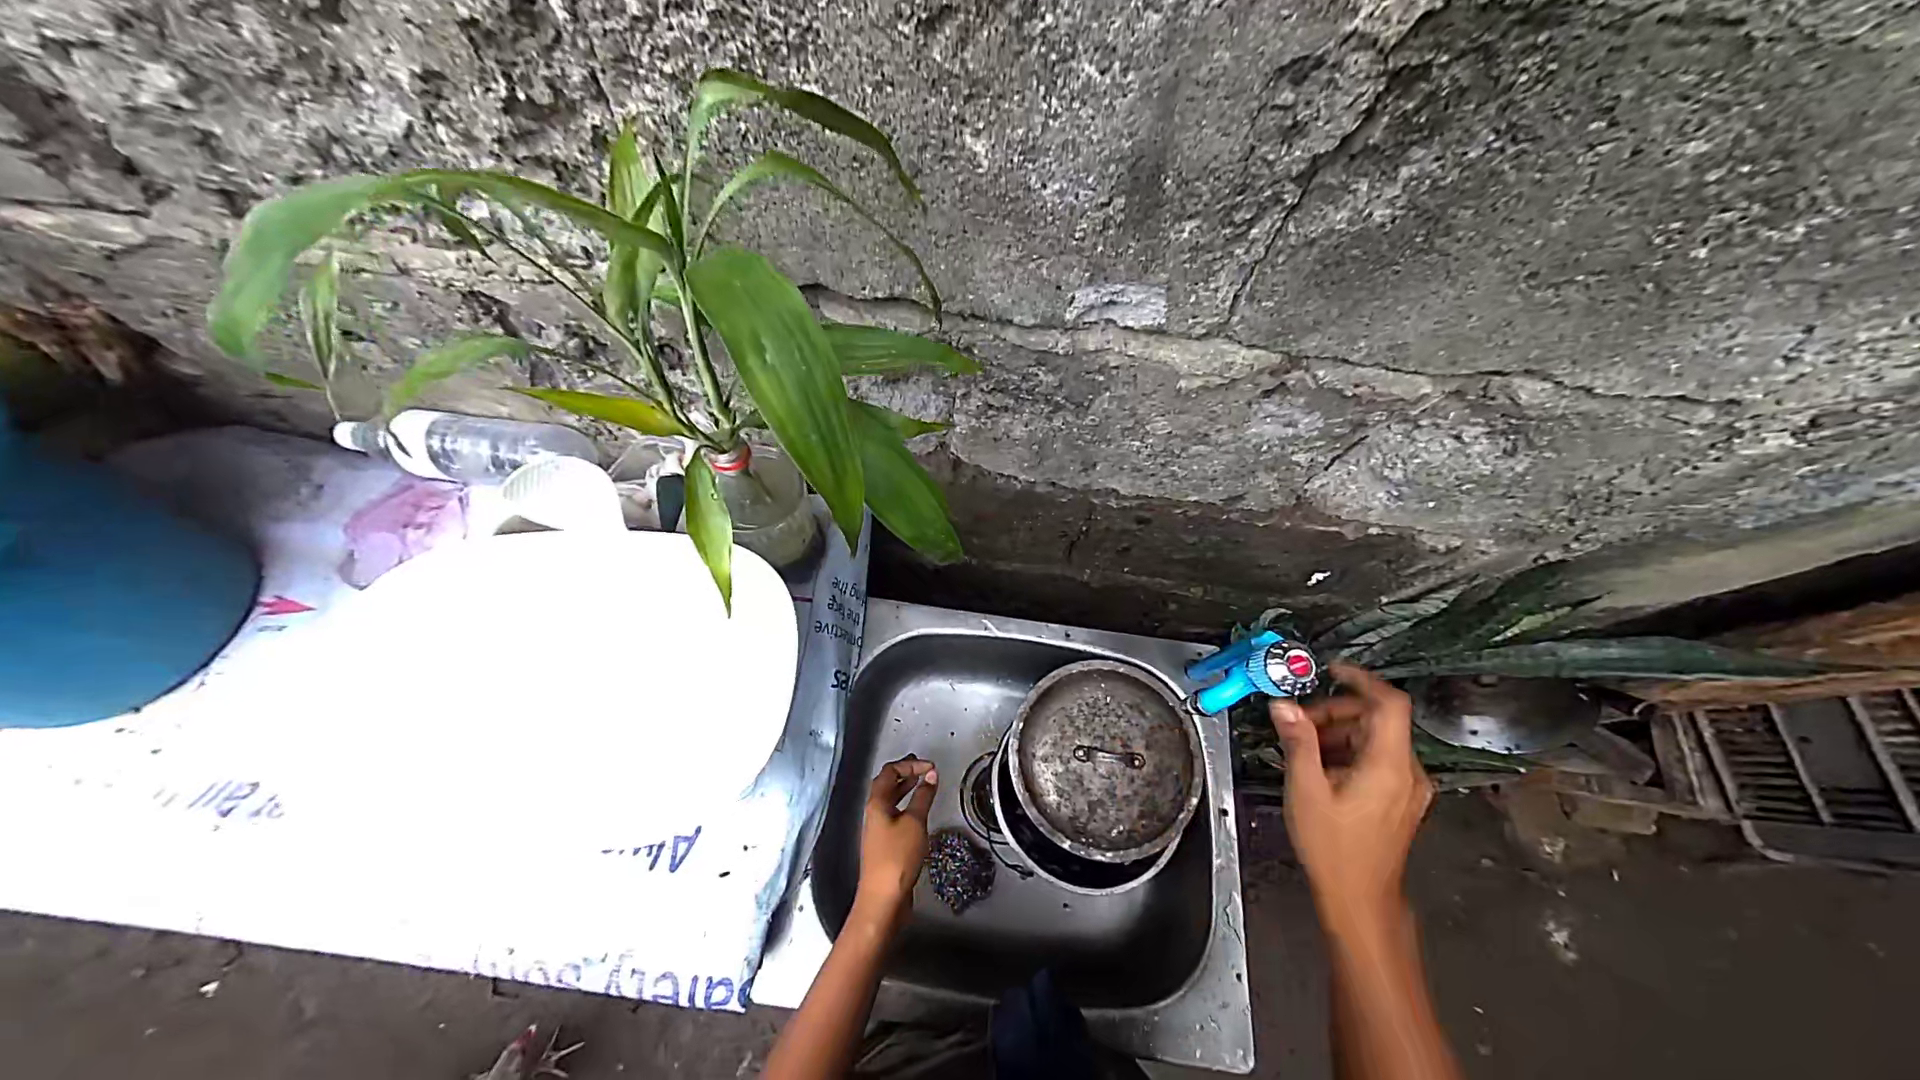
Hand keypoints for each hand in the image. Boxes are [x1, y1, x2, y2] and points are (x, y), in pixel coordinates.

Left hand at [856, 755, 936, 923]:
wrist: (883, 898)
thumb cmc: (898, 857)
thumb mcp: (914, 822)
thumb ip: (923, 797)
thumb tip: (931, 775)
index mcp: (877, 802)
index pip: (889, 771)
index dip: (909, 764)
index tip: (930, 767)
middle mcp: (874, 812)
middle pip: (887, 784)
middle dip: (907, 773)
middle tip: (927, 770)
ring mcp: (878, 829)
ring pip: (891, 800)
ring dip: (907, 789)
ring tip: (925, 785)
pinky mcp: (885, 843)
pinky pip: (895, 814)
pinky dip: (908, 806)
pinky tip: (920, 812)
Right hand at [1270, 663, 1432, 929]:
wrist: (1359, 898)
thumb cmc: (1334, 848)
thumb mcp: (1305, 789)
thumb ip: (1298, 742)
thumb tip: (1284, 706)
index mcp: (1388, 766)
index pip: (1389, 704)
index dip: (1362, 679)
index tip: (1332, 670)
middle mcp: (1408, 773)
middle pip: (1377, 720)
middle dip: (1336, 712)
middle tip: (1300, 722)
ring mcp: (1408, 788)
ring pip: (1376, 739)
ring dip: (1339, 732)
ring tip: (1304, 748)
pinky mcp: (1400, 799)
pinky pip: (1377, 759)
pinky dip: (1348, 752)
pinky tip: (1320, 767)